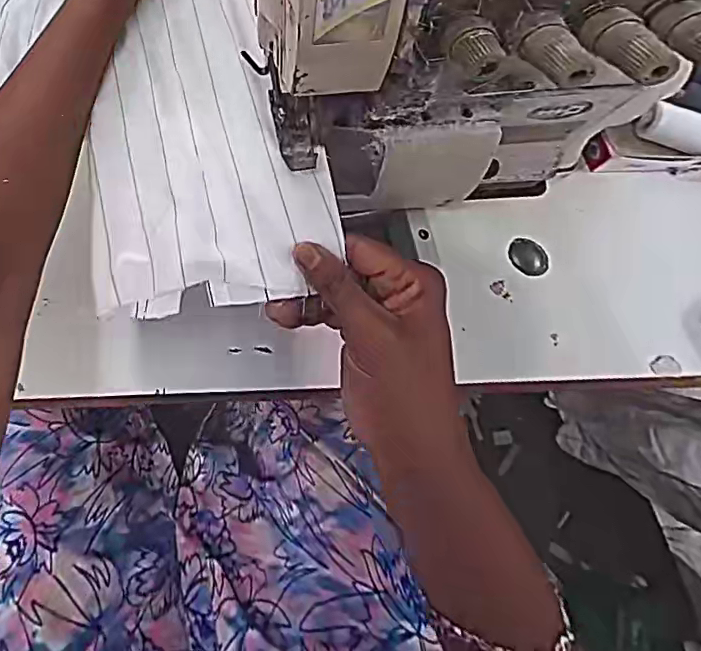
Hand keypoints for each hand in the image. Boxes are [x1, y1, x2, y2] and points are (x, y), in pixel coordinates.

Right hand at [267, 236, 466, 466]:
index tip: (298, 251)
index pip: (363, 250)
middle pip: (348, 268)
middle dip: (315, 276)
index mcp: (415, 283)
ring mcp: (381, 315)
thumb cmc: (412, 400)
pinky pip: (334, 310)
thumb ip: (338, 288)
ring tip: (285, 303)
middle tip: (287, 279)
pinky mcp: (364, 333)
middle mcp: (400, 294)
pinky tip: (293, 314)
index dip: (329, 250)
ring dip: (309, 296)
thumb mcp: (370, 332)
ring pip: (337, 290)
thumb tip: (313, 254)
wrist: (411, 450)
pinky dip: (313, 312)